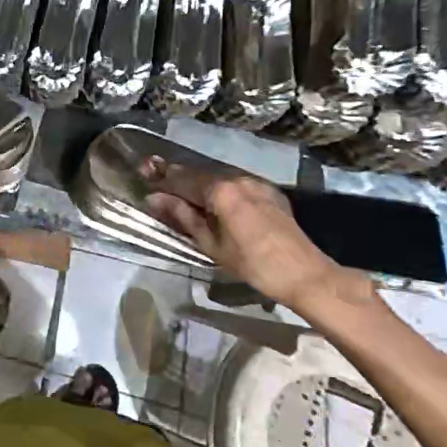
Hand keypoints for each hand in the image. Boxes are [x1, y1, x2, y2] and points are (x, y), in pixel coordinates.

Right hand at [142, 159, 373, 315]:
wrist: (303, 273)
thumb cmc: (252, 264)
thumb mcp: (211, 244)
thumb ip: (183, 216)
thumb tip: (156, 199)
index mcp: (221, 190)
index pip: (183, 179)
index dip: (162, 178)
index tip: (143, 173)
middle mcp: (237, 178)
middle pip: (200, 174)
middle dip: (178, 177)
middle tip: (155, 175)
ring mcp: (256, 183)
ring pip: (218, 177)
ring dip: (199, 183)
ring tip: (181, 191)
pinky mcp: (269, 192)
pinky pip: (235, 184)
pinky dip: (219, 188)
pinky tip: (212, 200)